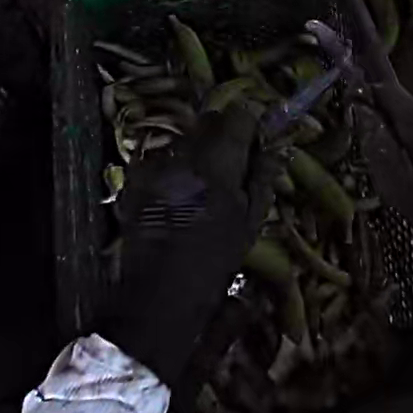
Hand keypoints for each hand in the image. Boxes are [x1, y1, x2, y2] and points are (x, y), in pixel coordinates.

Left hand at [97, 106, 277, 382]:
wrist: (158, 296)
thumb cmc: (214, 261)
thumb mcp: (250, 222)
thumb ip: (263, 176)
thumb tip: (277, 144)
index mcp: (218, 166)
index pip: (238, 116)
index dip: (250, 121)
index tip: (256, 133)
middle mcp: (183, 156)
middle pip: (209, 121)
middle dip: (223, 132)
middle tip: (232, 159)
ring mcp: (155, 165)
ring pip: (184, 137)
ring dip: (196, 148)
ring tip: (202, 181)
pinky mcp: (135, 176)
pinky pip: (160, 156)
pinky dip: (171, 166)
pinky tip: (177, 192)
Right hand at [353, 79, 412, 303]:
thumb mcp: (396, 183)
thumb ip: (376, 142)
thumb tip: (358, 106)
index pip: (388, 89)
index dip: (361, 76)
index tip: (337, 65)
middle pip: (397, 101)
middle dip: (370, 96)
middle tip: (341, 94)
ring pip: (405, 118)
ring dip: (382, 117)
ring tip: (354, 122)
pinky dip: (395, 133)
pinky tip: (381, 147)